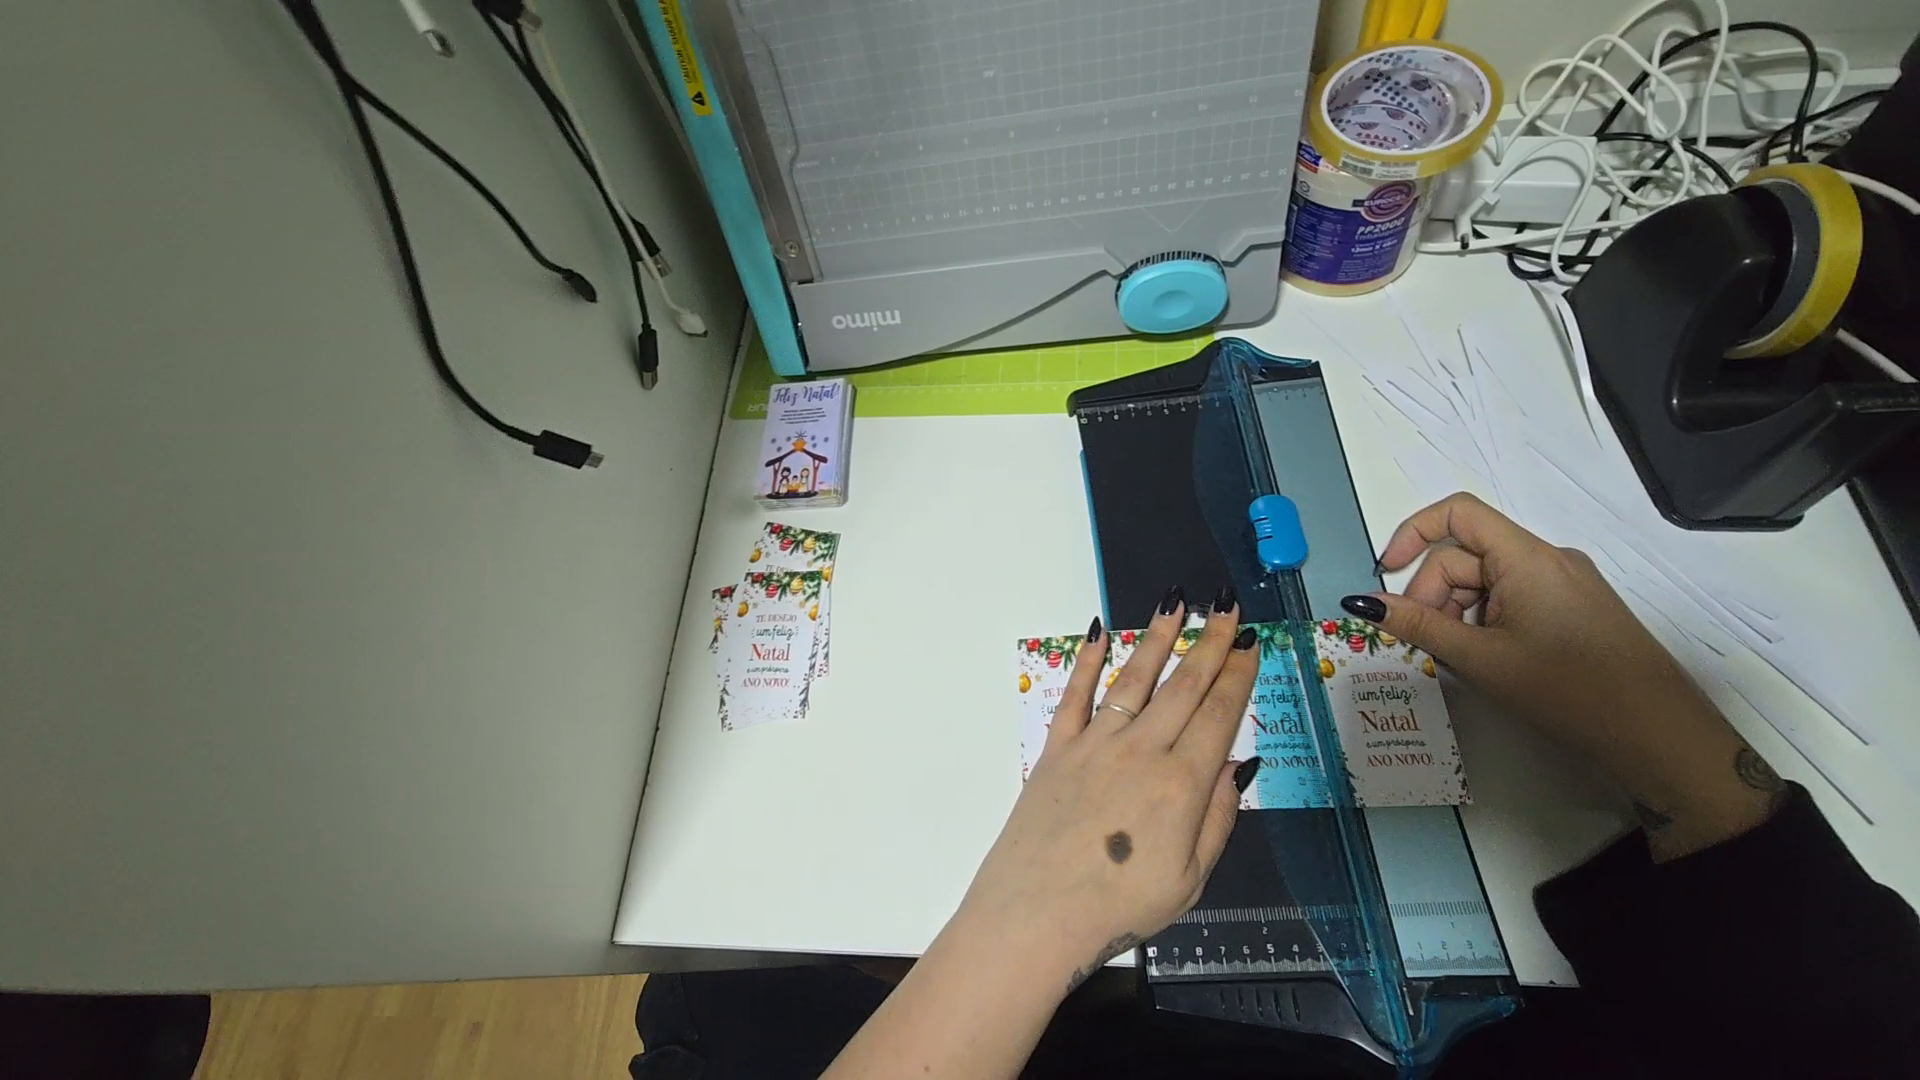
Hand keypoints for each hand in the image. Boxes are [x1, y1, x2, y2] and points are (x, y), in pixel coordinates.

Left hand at [958, 592, 1260, 991]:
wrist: (1036, 912)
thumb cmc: (1118, 906)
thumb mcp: (1190, 878)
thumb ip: (1217, 817)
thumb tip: (1234, 766)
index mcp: (1181, 783)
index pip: (1220, 715)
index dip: (1238, 676)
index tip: (1249, 643)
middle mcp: (1140, 751)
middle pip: (1183, 686)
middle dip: (1209, 642)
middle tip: (1226, 606)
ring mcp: (1095, 744)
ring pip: (1134, 679)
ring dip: (1157, 639)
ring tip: (1175, 603)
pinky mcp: (1057, 748)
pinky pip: (1076, 695)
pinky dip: (1088, 662)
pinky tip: (1099, 633)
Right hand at [1344, 493, 1784, 859]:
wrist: (1660, 738)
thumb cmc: (1567, 690)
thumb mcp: (1480, 658)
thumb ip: (1417, 625)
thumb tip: (1362, 602)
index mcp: (1529, 558)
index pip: (1458, 514)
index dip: (1412, 532)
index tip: (1385, 572)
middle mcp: (1548, 560)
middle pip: (1466, 556)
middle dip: (1432, 594)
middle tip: (1422, 642)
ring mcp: (1564, 585)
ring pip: (1485, 581)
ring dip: (1456, 612)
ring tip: (1458, 658)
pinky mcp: (1573, 610)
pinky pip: (1510, 599)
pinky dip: (1483, 621)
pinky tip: (1485, 659)